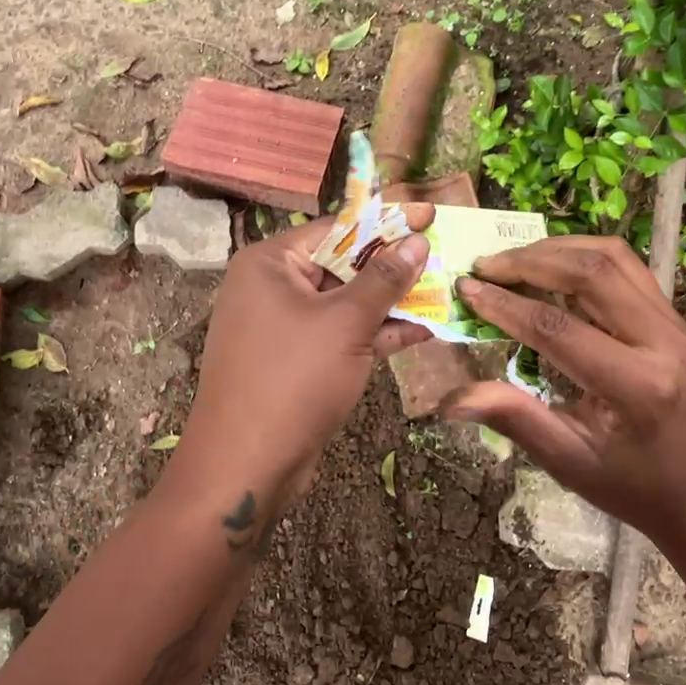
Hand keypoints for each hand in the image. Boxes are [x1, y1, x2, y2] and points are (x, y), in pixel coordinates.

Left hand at [174, 206, 435, 502]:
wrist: (245, 467)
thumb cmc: (294, 379)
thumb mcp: (347, 323)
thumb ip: (384, 279)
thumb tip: (416, 241)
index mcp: (271, 263)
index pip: (336, 228)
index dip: (385, 223)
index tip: (428, 217)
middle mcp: (270, 286)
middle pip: (340, 264)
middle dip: (391, 267)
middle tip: (441, 258)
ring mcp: (280, 326)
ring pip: (343, 303)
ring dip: (389, 303)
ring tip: (440, 296)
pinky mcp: (293, 361)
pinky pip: (338, 334)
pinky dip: (373, 334)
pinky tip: (419, 332)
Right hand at [440, 236, 685, 547]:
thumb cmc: (634, 488)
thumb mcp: (570, 462)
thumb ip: (515, 418)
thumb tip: (450, 400)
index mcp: (637, 387)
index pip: (558, 329)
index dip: (505, 305)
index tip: (466, 288)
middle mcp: (664, 343)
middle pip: (591, 274)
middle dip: (530, 262)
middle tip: (485, 266)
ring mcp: (677, 326)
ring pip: (614, 258)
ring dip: (558, 250)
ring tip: (514, 260)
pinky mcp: (678, 319)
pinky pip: (630, 268)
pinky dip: (585, 258)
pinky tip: (554, 267)